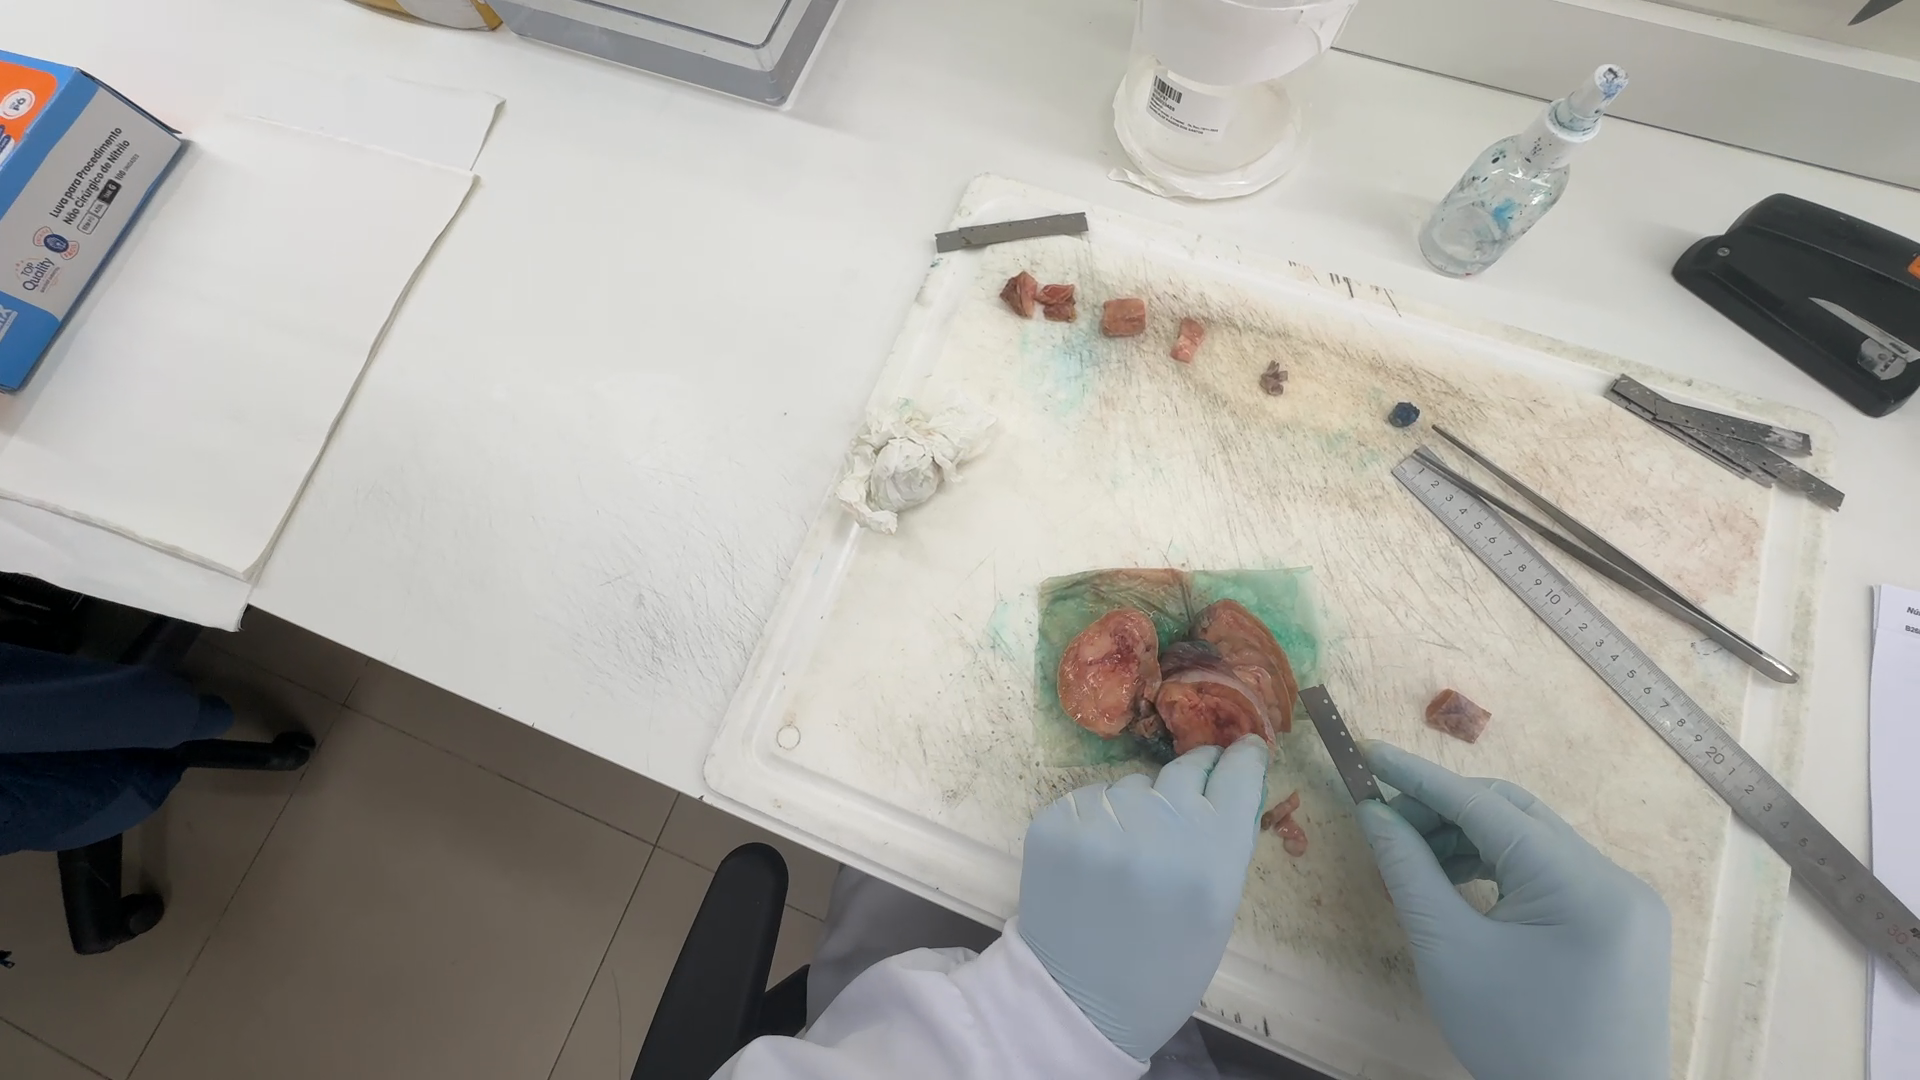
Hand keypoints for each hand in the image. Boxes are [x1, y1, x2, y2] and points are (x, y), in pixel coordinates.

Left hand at [1017, 735, 1268, 1060]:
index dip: (1241, 757)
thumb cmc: (1162, 963)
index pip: (1236, 777)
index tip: (1243, 746)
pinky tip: (1094, 856)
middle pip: (1183, 770)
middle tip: (1185, 798)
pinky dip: (1096, 816)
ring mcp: (1099, 824)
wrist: (1077, 997)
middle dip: (1191, 777)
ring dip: (1137, 804)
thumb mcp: (1216, 911)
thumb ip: (1223, 843)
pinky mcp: (1054, 821)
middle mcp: (1157, 832)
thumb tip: (1229, 778)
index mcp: (1210, 860)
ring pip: (1131, 784)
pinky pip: (1089, 797)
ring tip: (1130, 851)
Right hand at [1354, 741, 1671, 1079]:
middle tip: (1386, 822)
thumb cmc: (1515, 1038)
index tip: (1368, 750)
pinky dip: (1492, 862)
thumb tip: (1371, 809)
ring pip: (1525, 835)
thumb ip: (1407, 866)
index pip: (1484, 807)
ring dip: (1462, 835)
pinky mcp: (1617, 922)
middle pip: (1510, 812)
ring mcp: (1623, 902)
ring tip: (1415, 860)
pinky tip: (1456, 882)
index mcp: (1583, 886)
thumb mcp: (1446, 947)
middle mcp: (1614, 880)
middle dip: (1440, 807)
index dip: (1419, 776)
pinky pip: (1543, 866)